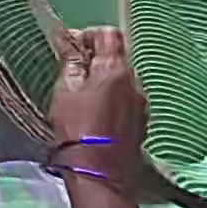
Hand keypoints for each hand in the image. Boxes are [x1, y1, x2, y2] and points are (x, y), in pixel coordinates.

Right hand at [49, 27, 146, 182]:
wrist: (98, 171)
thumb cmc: (77, 127)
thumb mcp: (65, 89)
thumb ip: (71, 61)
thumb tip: (69, 40)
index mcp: (116, 71)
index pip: (109, 35)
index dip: (87, 35)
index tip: (69, 46)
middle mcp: (135, 83)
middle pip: (116, 57)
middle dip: (93, 58)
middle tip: (68, 71)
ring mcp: (141, 104)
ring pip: (121, 79)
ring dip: (101, 79)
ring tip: (78, 95)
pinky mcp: (140, 122)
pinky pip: (125, 98)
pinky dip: (110, 97)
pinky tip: (92, 112)